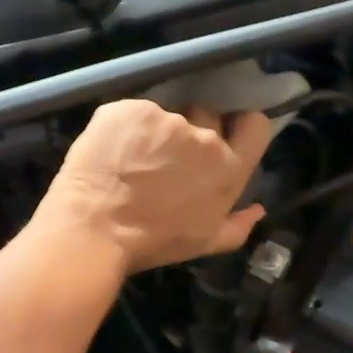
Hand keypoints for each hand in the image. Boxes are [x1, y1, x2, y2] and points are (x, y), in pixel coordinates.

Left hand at [33, 100, 272, 273]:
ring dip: (154, 131)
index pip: (254, 126)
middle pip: (207, 115)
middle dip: (191, 130)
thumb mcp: (204, 243)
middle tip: (166, 157)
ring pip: (166, 115)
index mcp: (229, 169)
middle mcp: (205, 138)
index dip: (241, 125)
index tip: (225, 132)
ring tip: (131, 158)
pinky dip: (124, 127)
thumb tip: (257, 208)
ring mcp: (167, 119)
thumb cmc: (153, 241)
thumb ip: (237, 225)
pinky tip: (111, 151)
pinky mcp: (132, 109)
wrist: (95, 229)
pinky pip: (133, 112)